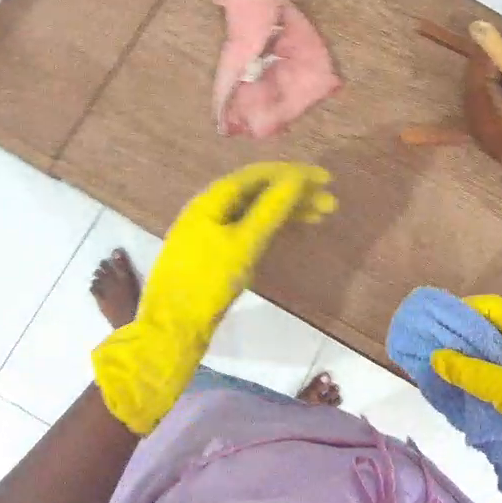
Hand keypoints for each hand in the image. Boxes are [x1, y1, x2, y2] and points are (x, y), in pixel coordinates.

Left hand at [140, 162, 335, 327]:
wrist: (171, 328)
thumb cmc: (207, 282)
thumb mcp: (244, 244)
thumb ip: (271, 209)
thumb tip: (297, 179)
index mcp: (212, 199)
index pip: (259, 174)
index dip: (294, 174)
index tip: (326, 180)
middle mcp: (210, 209)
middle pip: (258, 191)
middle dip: (294, 194)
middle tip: (330, 204)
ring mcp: (209, 231)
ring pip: (254, 212)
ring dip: (286, 211)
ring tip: (318, 218)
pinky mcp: (213, 253)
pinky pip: (247, 229)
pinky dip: (270, 228)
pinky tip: (287, 234)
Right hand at [430, 294, 501, 490]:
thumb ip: (474, 374)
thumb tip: (437, 356)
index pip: (496, 309)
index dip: (467, 309)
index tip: (440, 325)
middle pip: (494, 335)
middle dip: (464, 341)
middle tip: (435, 354)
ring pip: (497, 364)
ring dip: (472, 369)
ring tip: (445, 379)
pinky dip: (484, 391)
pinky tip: (467, 402)